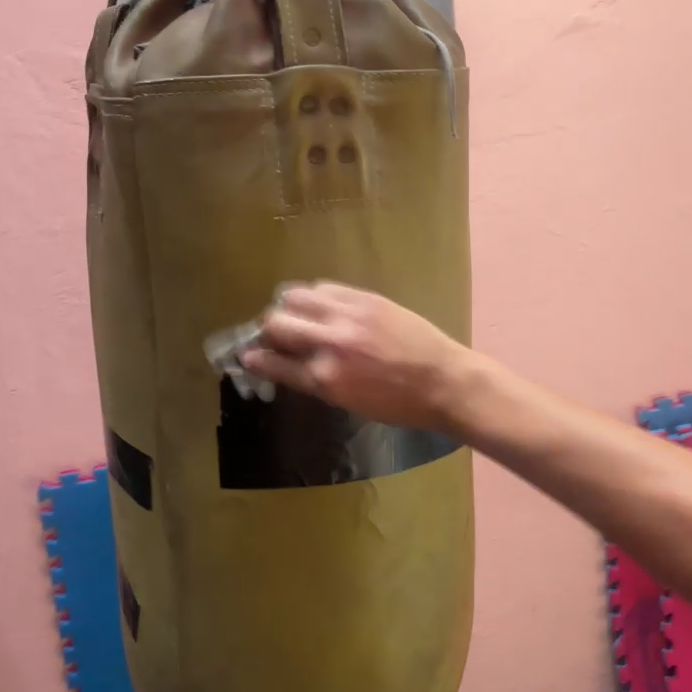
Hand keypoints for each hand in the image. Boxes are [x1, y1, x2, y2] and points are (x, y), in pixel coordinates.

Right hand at [240, 282, 473, 432]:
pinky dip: (315, 296)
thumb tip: (287, 365)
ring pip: (295, 296)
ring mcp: (348, 316)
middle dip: (269, 329)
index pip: (275, 363)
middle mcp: (331, 344)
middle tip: (276, 334)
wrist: (443, 381)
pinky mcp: (365, 298)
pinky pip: (324, 287)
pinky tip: (323, 305)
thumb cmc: (399, 404)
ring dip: (288, 306)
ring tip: (298, 314)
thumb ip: (315, 381)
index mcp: (326, 379)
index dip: (256, 359)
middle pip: (276, 323)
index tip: (247, 355)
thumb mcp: (349, 402)